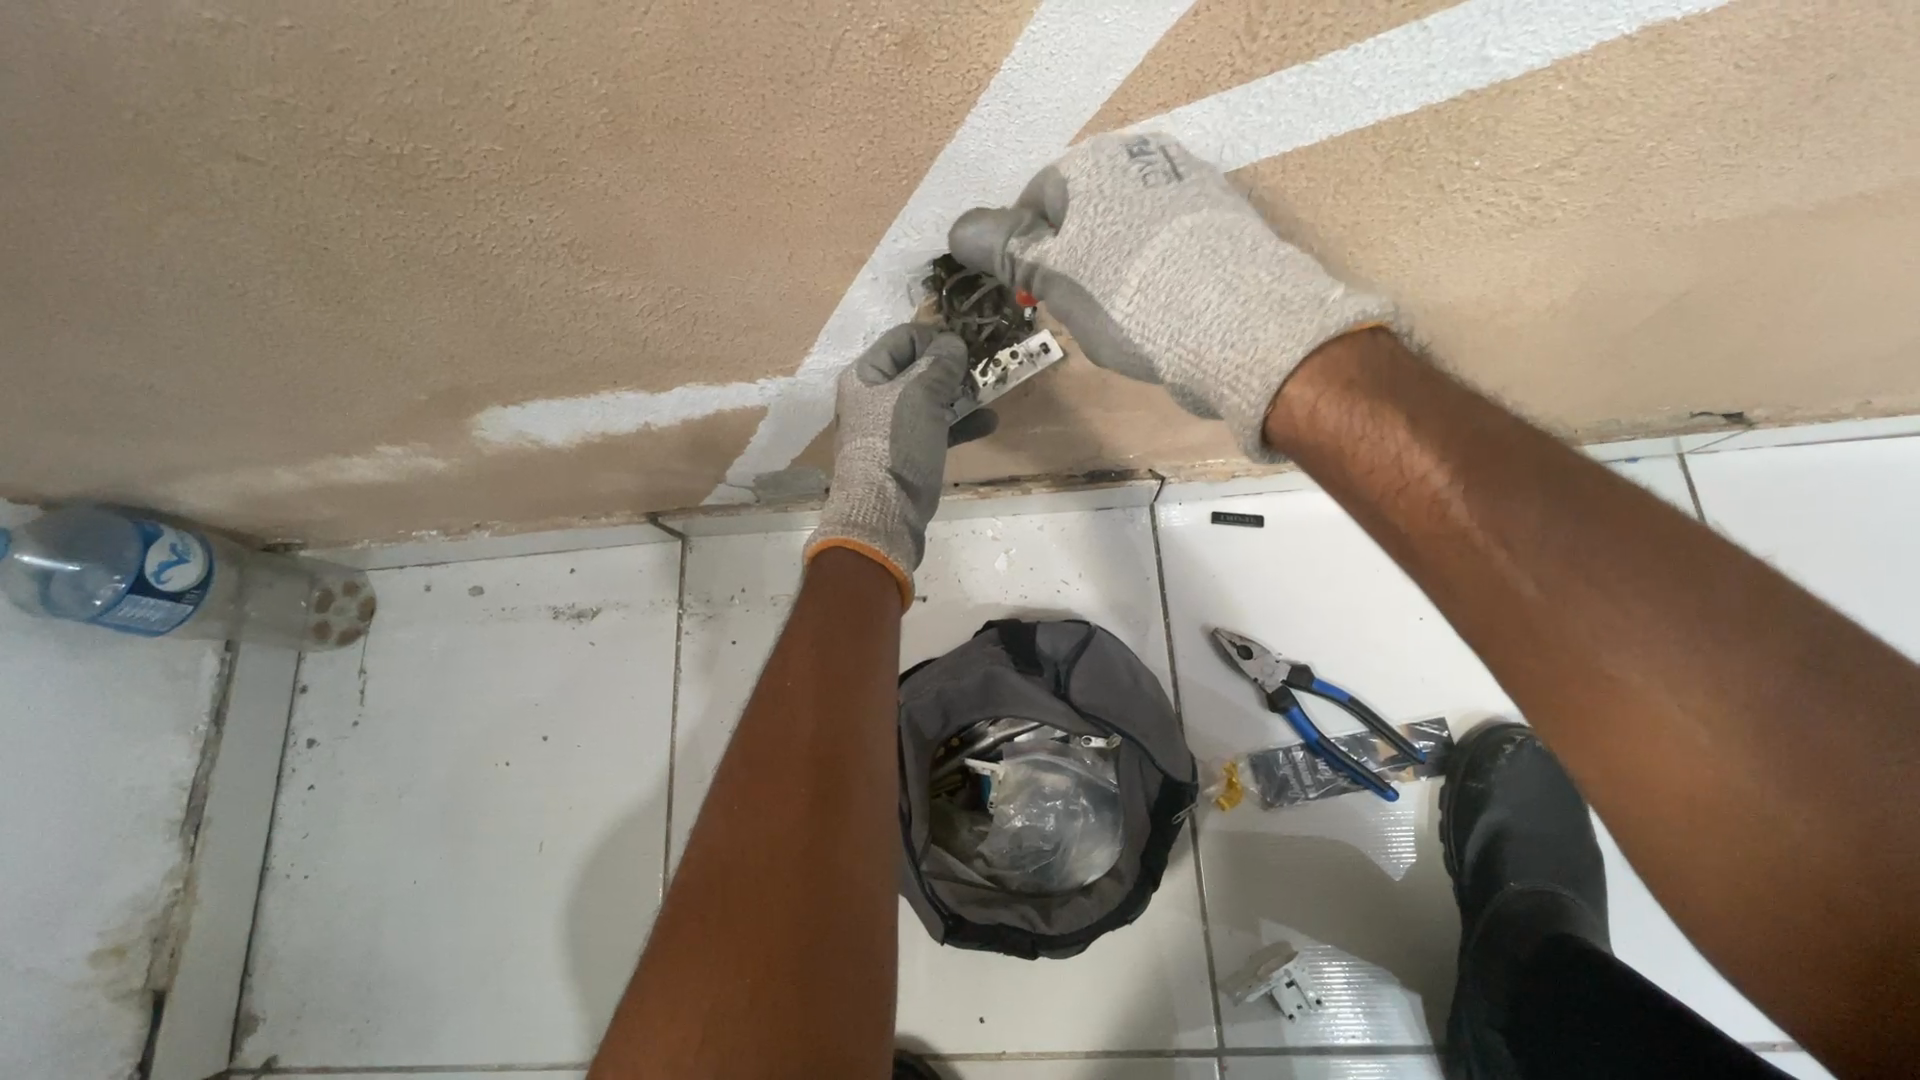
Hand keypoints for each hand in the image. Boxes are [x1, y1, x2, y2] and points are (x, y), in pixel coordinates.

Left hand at [804, 324, 997, 606]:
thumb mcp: (919, 395)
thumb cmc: (895, 446)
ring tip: (990, 393)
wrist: (883, 515)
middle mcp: (874, 397)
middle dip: (952, 367)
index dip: (935, 337)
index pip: (903, 338)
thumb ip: (939, 364)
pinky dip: (960, 424)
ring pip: (930, 400)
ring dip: (961, 395)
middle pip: (917, 368)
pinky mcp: (908, 454)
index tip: (967, 347)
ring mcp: (891, 428)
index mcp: (866, 375)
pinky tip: (988, 422)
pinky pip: (937, 429)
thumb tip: (953, 343)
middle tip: (982, 369)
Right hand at [949, 132, 1395, 461]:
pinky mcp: (1223, 227)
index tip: (1036, 296)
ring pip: (1125, 236)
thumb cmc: (1127, 296)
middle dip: (1072, 263)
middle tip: (1078, 311)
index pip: (1036, 200)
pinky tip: (1162, 314)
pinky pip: (1167, 251)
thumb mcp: (1052, 275)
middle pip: (1084, 216)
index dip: (1027, 253)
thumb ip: (1004, 248)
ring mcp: (1191, 190)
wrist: (1237, 326)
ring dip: (1112, 275)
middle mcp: (1145, 160)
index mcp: (1096, 162)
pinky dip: (1154, 280)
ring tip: (1123, 319)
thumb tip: (957, 230)